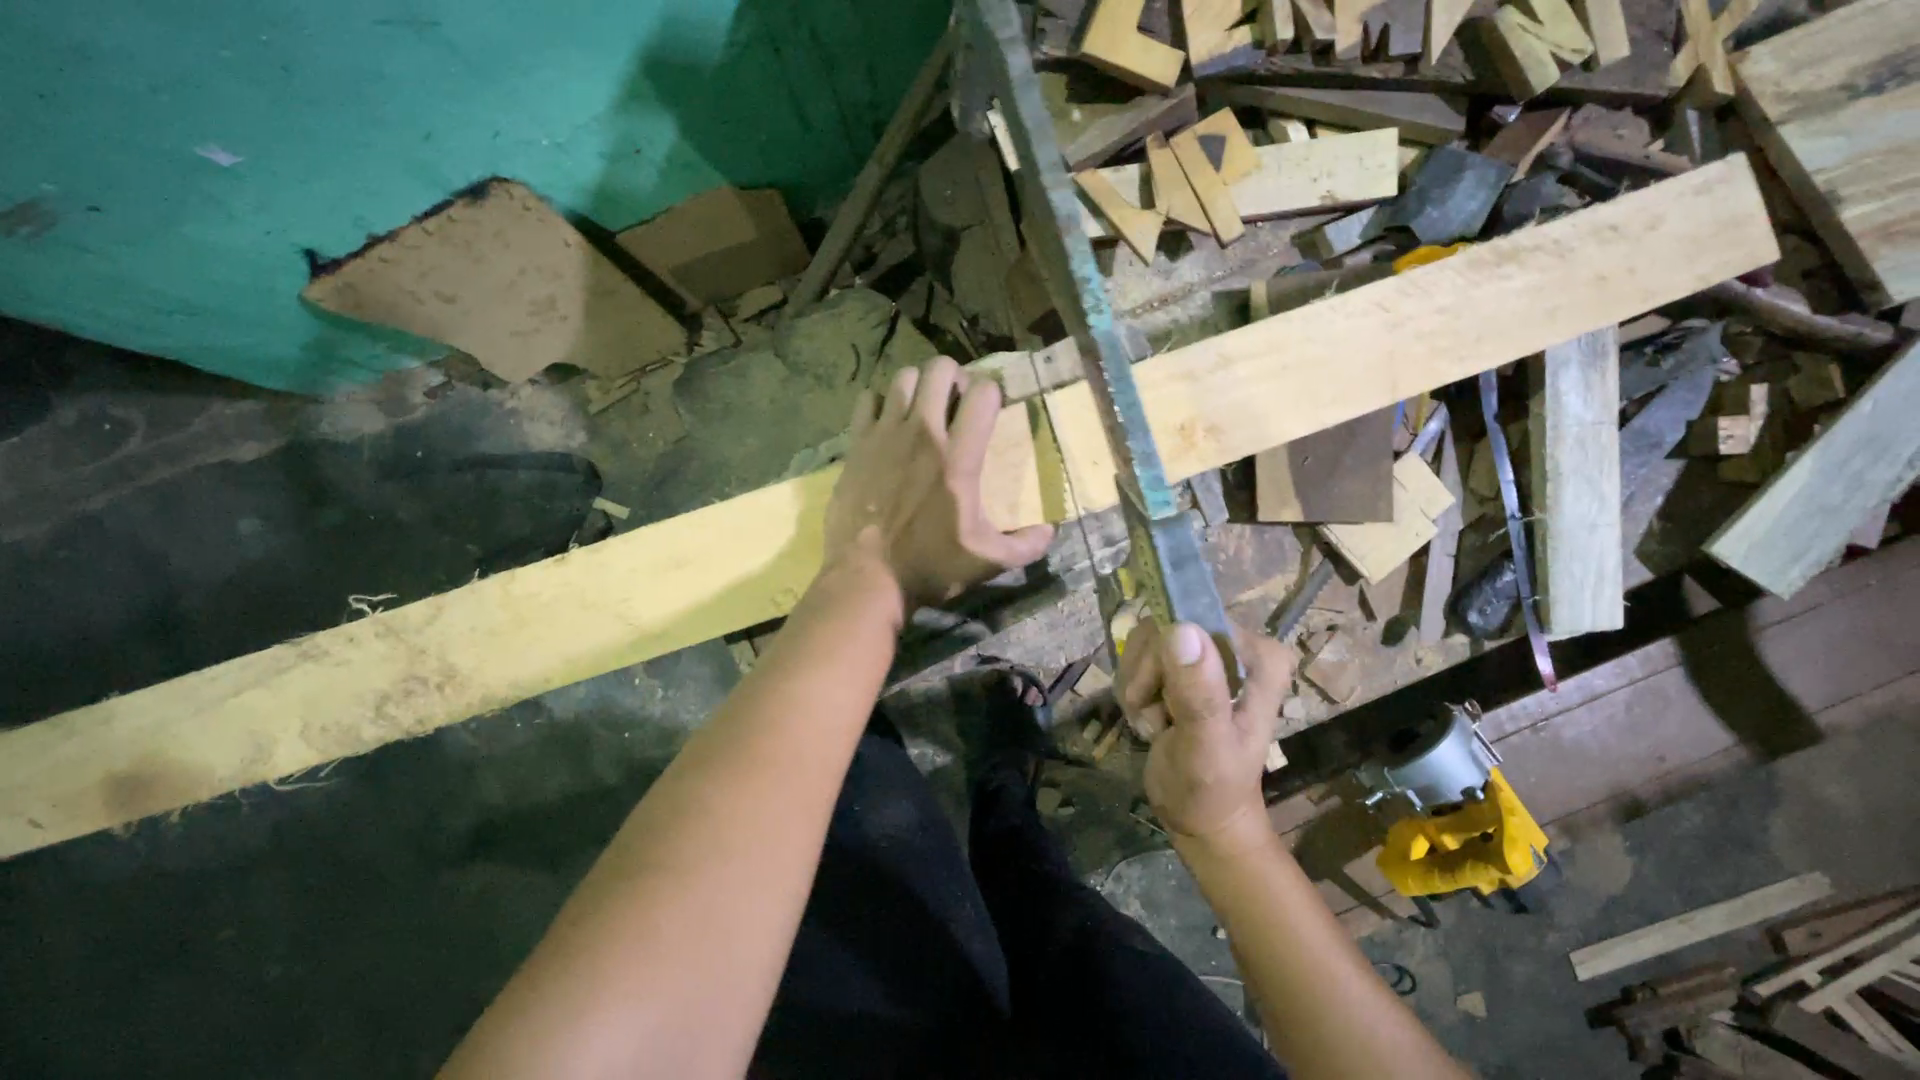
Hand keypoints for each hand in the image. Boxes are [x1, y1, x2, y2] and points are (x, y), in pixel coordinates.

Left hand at [823, 357, 1054, 612]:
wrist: (866, 578)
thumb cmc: (929, 567)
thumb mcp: (986, 562)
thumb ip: (1024, 546)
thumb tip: (1049, 531)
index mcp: (960, 458)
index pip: (983, 393)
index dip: (992, 393)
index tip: (991, 409)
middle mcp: (923, 434)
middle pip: (940, 370)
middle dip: (954, 377)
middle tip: (956, 402)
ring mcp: (885, 435)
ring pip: (904, 378)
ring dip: (918, 386)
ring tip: (922, 408)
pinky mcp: (857, 444)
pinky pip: (868, 399)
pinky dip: (881, 403)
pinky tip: (887, 423)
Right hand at [1118, 620, 1295, 849]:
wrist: (1201, 819)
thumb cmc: (1211, 789)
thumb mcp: (1206, 746)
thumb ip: (1199, 694)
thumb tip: (1181, 630)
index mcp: (1260, 656)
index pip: (1191, 623)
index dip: (1164, 660)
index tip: (1165, 703)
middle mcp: (1238, 645)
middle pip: (1164, 629)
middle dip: (1147, 677)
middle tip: (1157, 718)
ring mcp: (1209, 654)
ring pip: (1146, 642)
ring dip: (1138, 686)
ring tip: (1156, 723)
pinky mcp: (1184, 666)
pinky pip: (1139, 656)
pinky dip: (1135, 691)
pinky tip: (1150, 719)